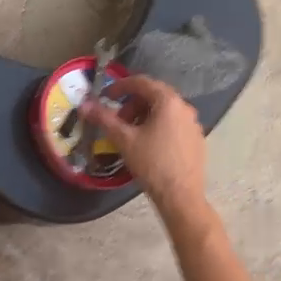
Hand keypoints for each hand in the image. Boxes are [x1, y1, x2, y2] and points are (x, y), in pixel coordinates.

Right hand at [78, 75, 206, 212]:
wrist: (181, 198)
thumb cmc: (152, 164)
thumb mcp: (124, 139)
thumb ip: (104, 118)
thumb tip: (84, 105)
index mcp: (168, 101)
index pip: (141, 82)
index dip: (120, 86)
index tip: (105, 97)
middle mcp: (184, 107)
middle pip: (153, 95)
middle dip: (132, 104)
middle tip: (118, 120)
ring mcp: (193, 124)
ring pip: (164, 111)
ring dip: (144, 116)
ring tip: (131, 134)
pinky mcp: (196, 140)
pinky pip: (174, 124)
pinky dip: (158, 126)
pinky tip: (148, 145)